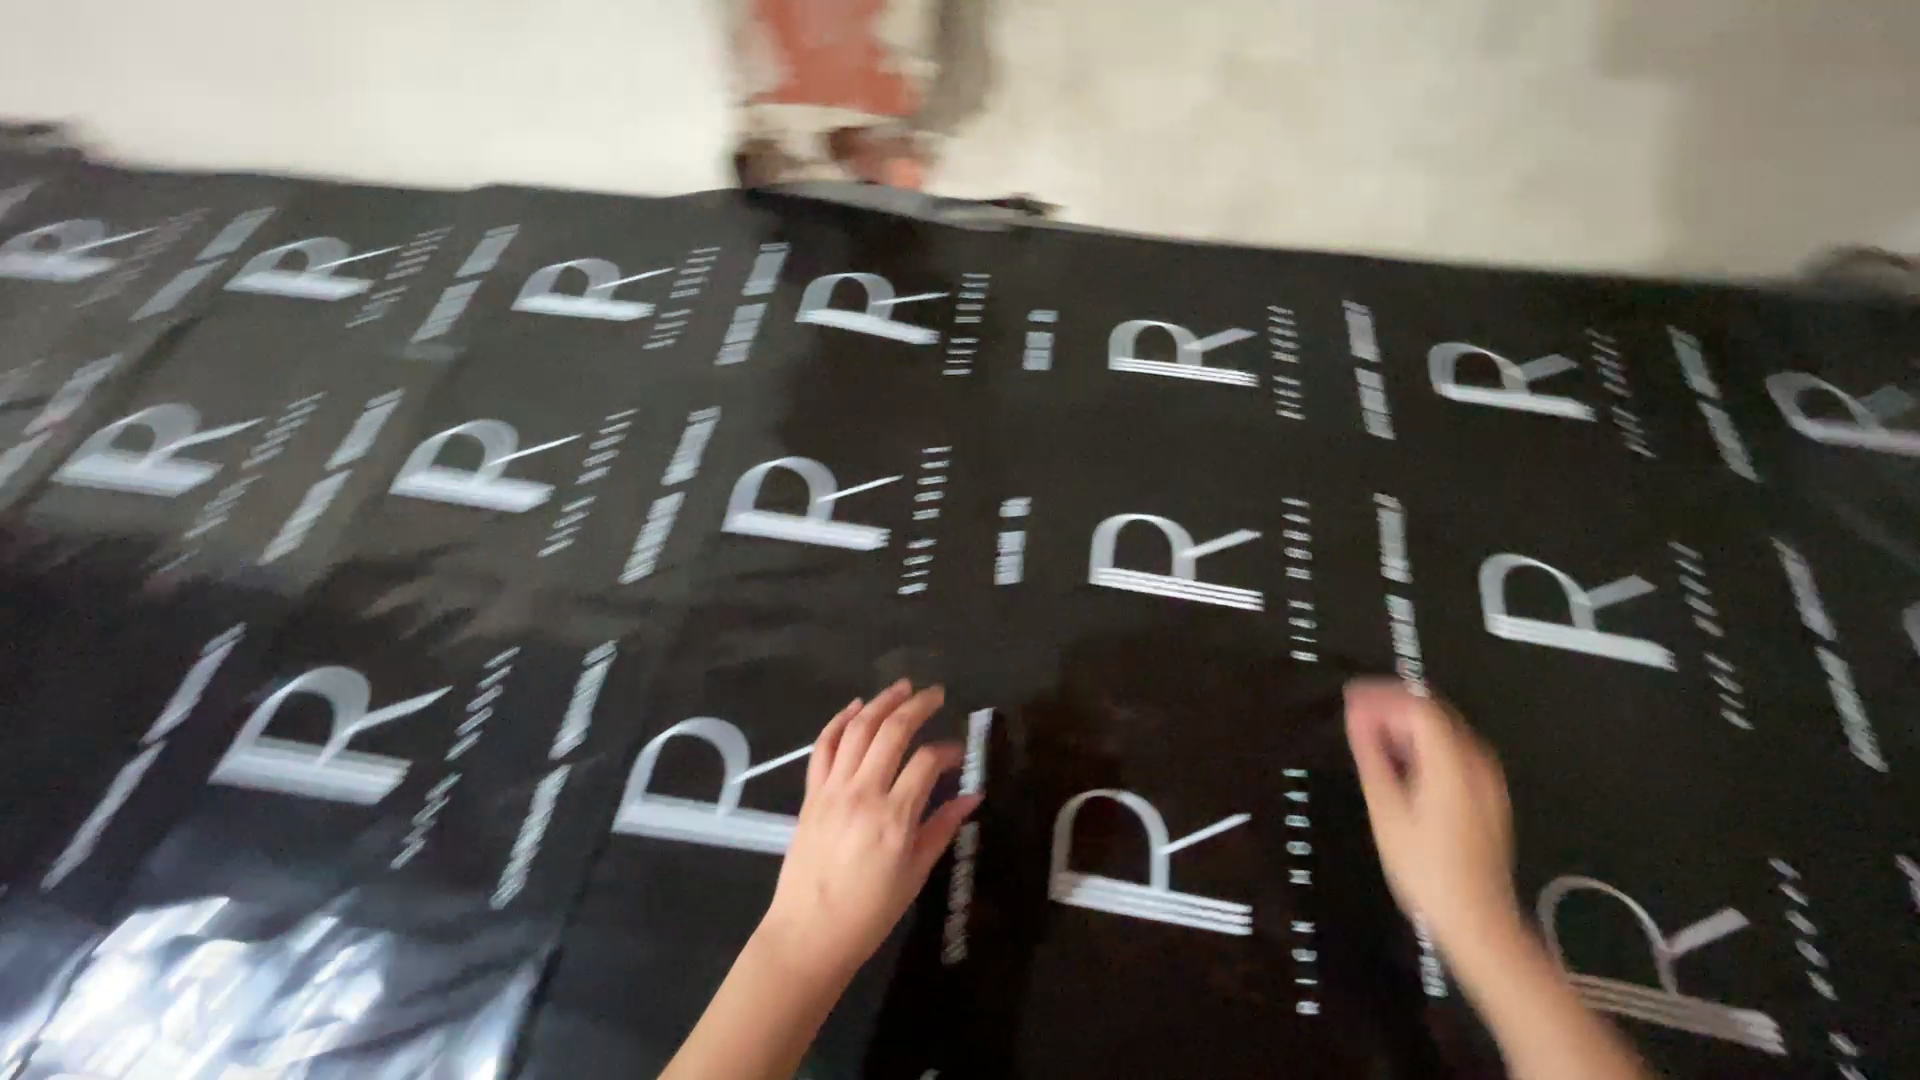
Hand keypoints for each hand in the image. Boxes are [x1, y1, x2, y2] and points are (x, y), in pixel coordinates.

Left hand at [757, 681, 980, 985]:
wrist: (808, 934)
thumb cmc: (869, 912)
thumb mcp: (915, 873)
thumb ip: (942, 828)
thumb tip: (973, 797)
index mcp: (894, 817)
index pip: (926, 762)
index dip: (947, 751)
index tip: (958, 754)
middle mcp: (862, 793)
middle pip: (892, 732)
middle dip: (917, 706)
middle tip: (936, 694)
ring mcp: (832, 790)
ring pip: (857, 729)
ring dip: (881, 702)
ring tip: (902, 688)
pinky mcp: (811, 794)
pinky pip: (823, 746)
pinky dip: (838, 721)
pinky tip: (856, 707)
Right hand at [1344, 677, 1518, 952]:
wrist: (1475, 919)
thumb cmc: (1423, 866)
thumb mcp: (1386, 808)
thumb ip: (1371, 754)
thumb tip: (1356, 716)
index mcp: (1453, 762)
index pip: (1418, 706)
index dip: (1382, 696)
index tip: (1350, 698)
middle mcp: (1477, 763)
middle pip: (1435, 715)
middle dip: (1393, 707)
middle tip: (1355, 714)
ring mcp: (1487, 781)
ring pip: (1444, 733)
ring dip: (1407, 727)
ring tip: (1370, 736)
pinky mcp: (1487, 797)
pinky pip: (1453, 753)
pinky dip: (1423, 747)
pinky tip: (1399, 763)